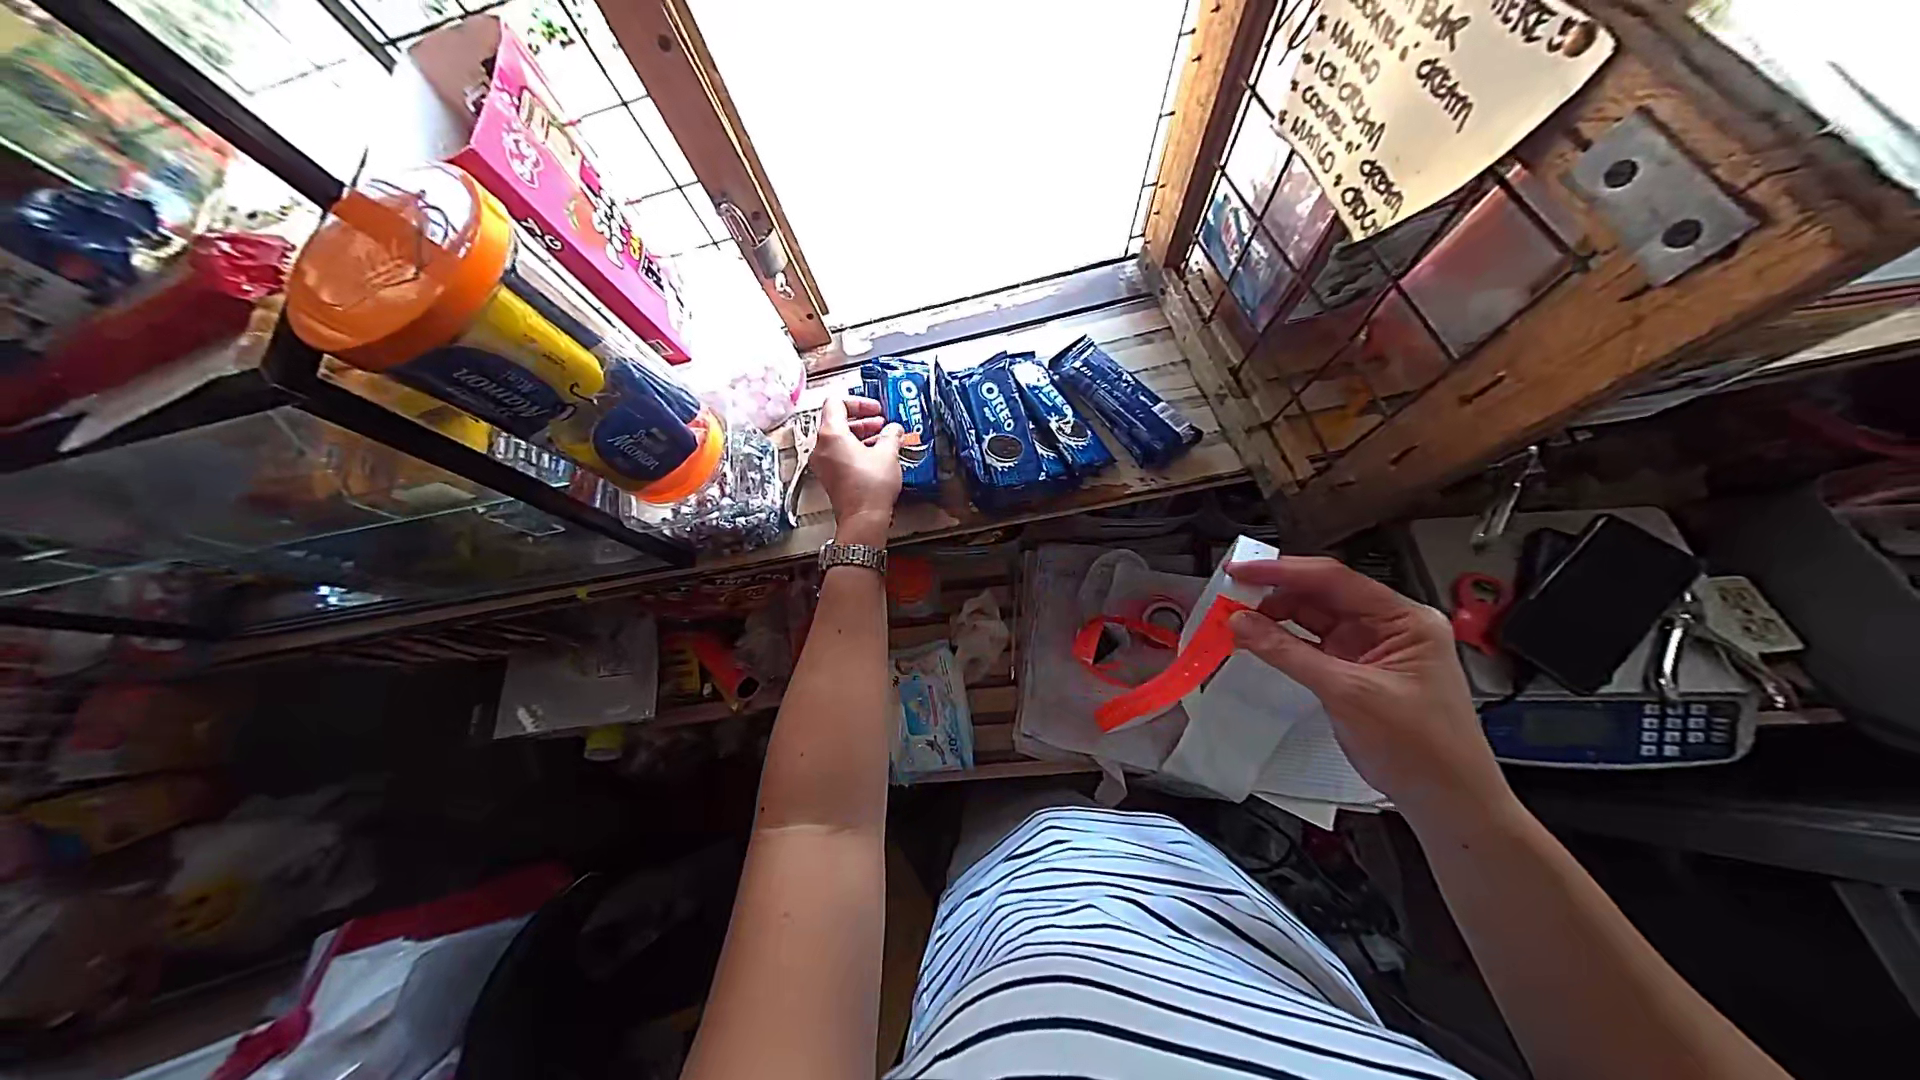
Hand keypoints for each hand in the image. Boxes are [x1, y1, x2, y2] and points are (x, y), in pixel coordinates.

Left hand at [810, 395, 902, 545]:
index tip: (875, 408)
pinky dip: (855, 449)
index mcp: (831, 434)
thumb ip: (891, 435)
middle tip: (881, 422)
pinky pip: (839, 454)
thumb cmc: (870, 487)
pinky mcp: (829, 476)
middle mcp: (821, 447)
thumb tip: (894, 429)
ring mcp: (823, 463)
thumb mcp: (888, 453)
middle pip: (836, 420)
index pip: (836, 402)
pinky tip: (875, 455)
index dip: (858, 402)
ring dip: (859, 434)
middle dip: (861, 419)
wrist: (863, 519)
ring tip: (882, 439)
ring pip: (838, 438)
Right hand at [1224, 557, 1512, 824]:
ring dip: (1273, 617)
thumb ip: (1289, 653)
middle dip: (1273, 593)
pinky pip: (1310, 644)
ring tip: (1236, 618)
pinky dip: (1281, 641)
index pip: (1334, 579)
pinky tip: (1257, 640)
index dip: (1283, 571)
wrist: (1447, 802)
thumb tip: (1242, 623)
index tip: (1242, 570)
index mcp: (1405, 620)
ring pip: (1311, 618)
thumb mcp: (1349, 693)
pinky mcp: (1352, 670)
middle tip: (1231, 595)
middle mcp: (1388, 627)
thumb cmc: (1424, 749)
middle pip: (1320, 594)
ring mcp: (1369, 648)